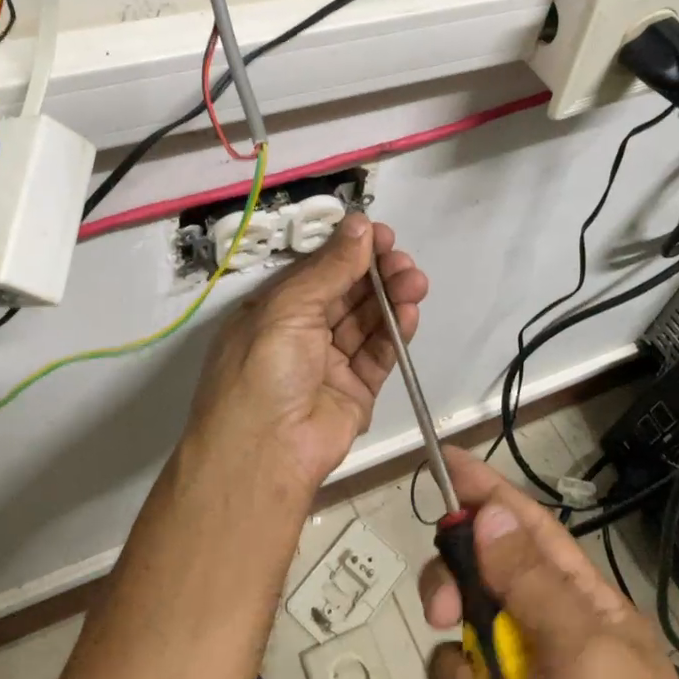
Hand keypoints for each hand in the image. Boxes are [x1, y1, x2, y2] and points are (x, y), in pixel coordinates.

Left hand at [186, 213, 428, 494]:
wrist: (264, 453)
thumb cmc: (263, 369)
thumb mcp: (288, 308)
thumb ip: (330, 268)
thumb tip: (359, 224)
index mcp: (274, 310)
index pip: (318, 271)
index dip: (348, 251)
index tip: (380, 235)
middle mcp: (300, 334)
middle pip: (346, 294)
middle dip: (376, 273)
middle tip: (402, 260)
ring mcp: (329, 363)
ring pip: (366, 322)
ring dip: (390, 298)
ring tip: (415, 281)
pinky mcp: (355, 390)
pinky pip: (378, 354)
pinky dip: (395, 332)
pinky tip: (409, 312)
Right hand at [418, 447, 678, 678]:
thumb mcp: (588, 661)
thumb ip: (532, 584)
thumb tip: (490, 512)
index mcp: (588, 617)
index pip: (530, 534)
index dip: (488, 494)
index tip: (447, 459)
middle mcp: (546, 651)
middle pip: (475, 589)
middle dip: (452, 599)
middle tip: (445, 613)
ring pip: (450, 662)